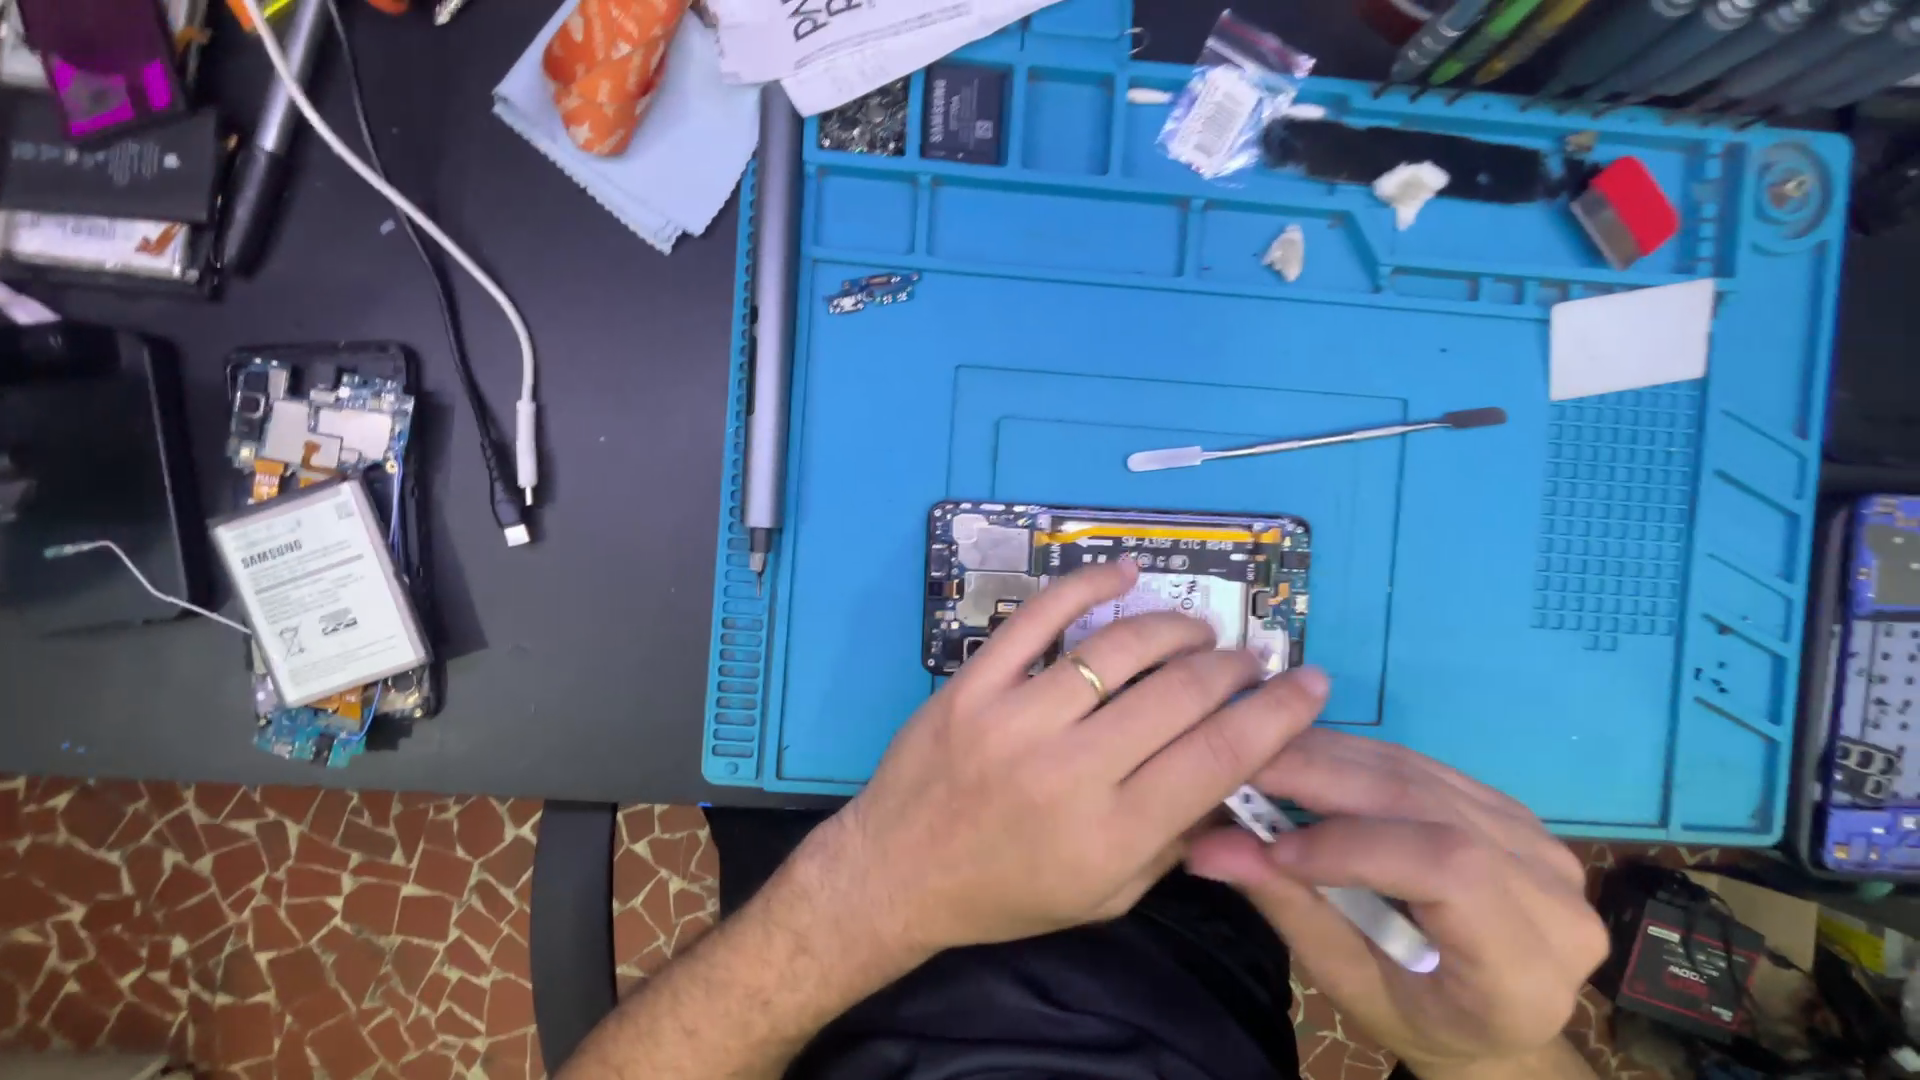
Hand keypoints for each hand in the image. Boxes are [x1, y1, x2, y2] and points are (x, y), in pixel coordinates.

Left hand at [811, 560, 1331, 957]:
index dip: (1276, 715)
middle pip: (1179, 694)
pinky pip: (1038, 618)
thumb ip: (1173, 840)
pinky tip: (1125, 573)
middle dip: (1231, 668)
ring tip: (1197, 632)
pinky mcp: (972, 684)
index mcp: (1112, 833)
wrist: (895, 874)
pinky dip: (1087, 586)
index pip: (1218, 758)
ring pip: (1118, 649)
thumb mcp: (1104, 896)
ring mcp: (1015, 718)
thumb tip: (1232, 775)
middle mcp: (1070, 770)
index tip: (1309, 684)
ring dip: (1174, 628)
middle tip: (1248, 660)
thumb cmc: (1005, 894)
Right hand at [1185, 732, 1607, 1078]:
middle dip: (1320, 778)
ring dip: (1324, 755)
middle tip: (1239, 767)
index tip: (1272, 845)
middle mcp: (1550, 890)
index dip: (1355, 845)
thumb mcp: (1348, 982)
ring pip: (1413, 770)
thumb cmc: (1414, 1015)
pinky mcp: (1504, 806)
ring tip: (1256, 754)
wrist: (1487, 1016)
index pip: (1450, 871)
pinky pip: (1416, 763)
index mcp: (1526, 964)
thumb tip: (1205, 846)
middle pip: (1424, 803)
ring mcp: (1534, 838)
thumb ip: (1290, 908)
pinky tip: (1300, 754)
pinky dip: (1347, 754)